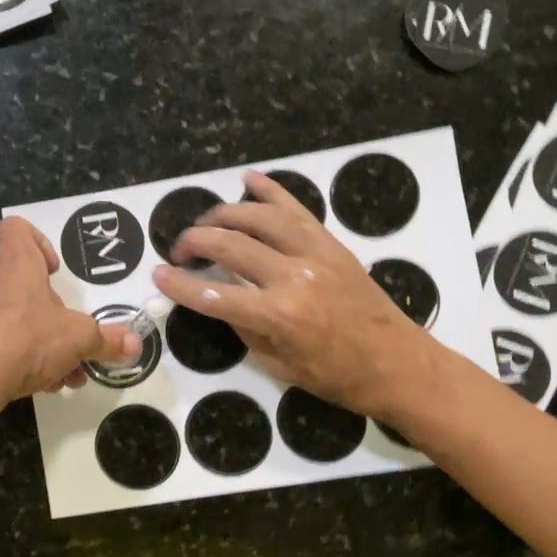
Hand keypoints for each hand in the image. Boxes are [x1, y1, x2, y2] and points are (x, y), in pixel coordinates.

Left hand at [0, 217, 139, 408]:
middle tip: (75, 339)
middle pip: (26, 285)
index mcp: (17, 265)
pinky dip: (25, 362)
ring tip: (69, 374)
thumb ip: (106, 340)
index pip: (17, 229)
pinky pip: (4, 345)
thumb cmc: (24, 339)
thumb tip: (134, 343)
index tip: (55, 270)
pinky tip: (43, 386)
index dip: (38, 241)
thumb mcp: (78, 339)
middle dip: (55, 314)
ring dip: (47, 345)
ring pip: (19, 321)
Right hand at [151, 171, 445, 421]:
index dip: (179, 284)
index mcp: (279, 316)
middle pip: (231, 245)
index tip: (157, 275)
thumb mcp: (280, 365)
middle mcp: (294, 277)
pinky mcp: (332, 244)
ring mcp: (316, 254)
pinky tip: (249, 180)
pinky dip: (271, 192)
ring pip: (260, 217)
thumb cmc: (338, 377)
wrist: (399, 364)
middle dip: (195, 243)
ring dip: (225, 214)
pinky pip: (297, 209)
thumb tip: (222, 300)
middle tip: (178, 251)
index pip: (214, 293)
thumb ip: (247, 329)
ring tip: (205, 222)